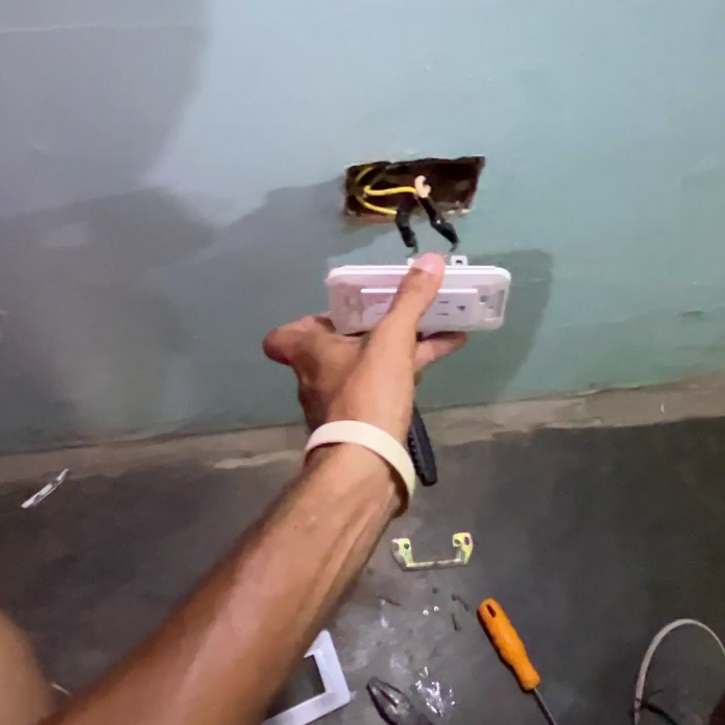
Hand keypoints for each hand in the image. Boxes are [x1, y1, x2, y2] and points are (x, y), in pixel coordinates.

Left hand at [262, 252, 467, 434]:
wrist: (368, 465)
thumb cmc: (366, 394)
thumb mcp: (392, 339)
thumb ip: (410, 300)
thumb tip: (430, 259)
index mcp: (309, 351)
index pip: (281, 336)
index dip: (304, 323)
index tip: (338, 313)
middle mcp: (314, 376)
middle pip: (333, 345)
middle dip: (367, 330)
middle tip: (397, 314)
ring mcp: (336, 402)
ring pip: (363, 366)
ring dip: (394, 350)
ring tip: (435, 331)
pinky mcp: (360, 424)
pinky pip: (382, 387)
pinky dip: (407, 373)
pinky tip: (443, 358)